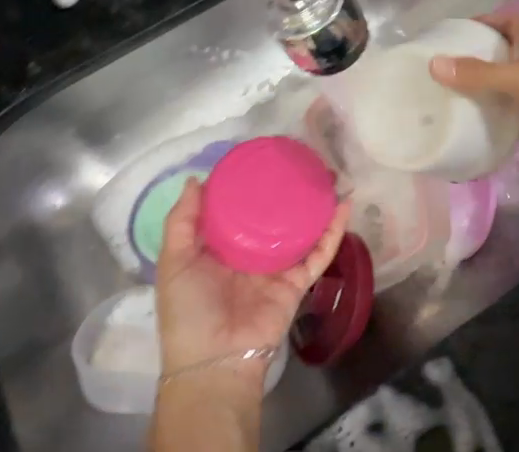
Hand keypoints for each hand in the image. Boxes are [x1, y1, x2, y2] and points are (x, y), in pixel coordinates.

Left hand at [154, 176, 349, 394]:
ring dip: (317, 207)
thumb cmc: (189, 309)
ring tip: (330, 178)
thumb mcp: (174, 263)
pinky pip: (319, 253)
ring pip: (301, 232)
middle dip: (287, 194)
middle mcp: (250, 257)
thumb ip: (182, 222)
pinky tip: (344, 207)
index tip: (260, 158)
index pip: (236, 212)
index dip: (247, 187)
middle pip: (273, 218)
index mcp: (220, 252)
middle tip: (302, 163)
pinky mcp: (297, 282)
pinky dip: (333, 232)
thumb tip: (196, 180)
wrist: (214, 359)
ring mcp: (276, 269)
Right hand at [428, 13, 518, 164]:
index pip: (508, 21)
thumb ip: (478, 73)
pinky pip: (510, 117)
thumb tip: (434, 64)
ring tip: (448, 98)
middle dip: (477, 60)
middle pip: (502, 55)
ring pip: (505, 87)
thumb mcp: (518, 77)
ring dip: (484, 92)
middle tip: (443, 69)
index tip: (456, 31)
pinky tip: (470, 129)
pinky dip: (494, 121)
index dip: (485, 21)